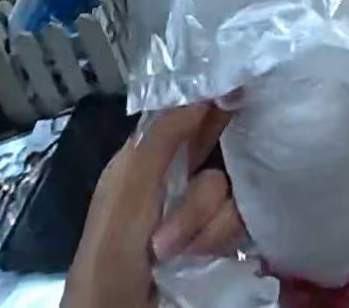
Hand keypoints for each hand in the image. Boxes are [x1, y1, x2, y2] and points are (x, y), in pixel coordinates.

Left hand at [64, 104, 243, 307]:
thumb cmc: (110, 257)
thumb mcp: (127, 193)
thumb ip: (162, 140)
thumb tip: (205, 91)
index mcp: (146, 156)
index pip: (186, 110)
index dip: (210, 97)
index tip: (235, 90)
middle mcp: (176, 173)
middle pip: (216, 142)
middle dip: (206, 161)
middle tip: (205, 171)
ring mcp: (199, 207)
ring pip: (227, 183)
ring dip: (201, 217)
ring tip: (170, 249)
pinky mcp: (219, 236)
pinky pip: (238, 215)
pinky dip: (216, 236)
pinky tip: (197, 256)